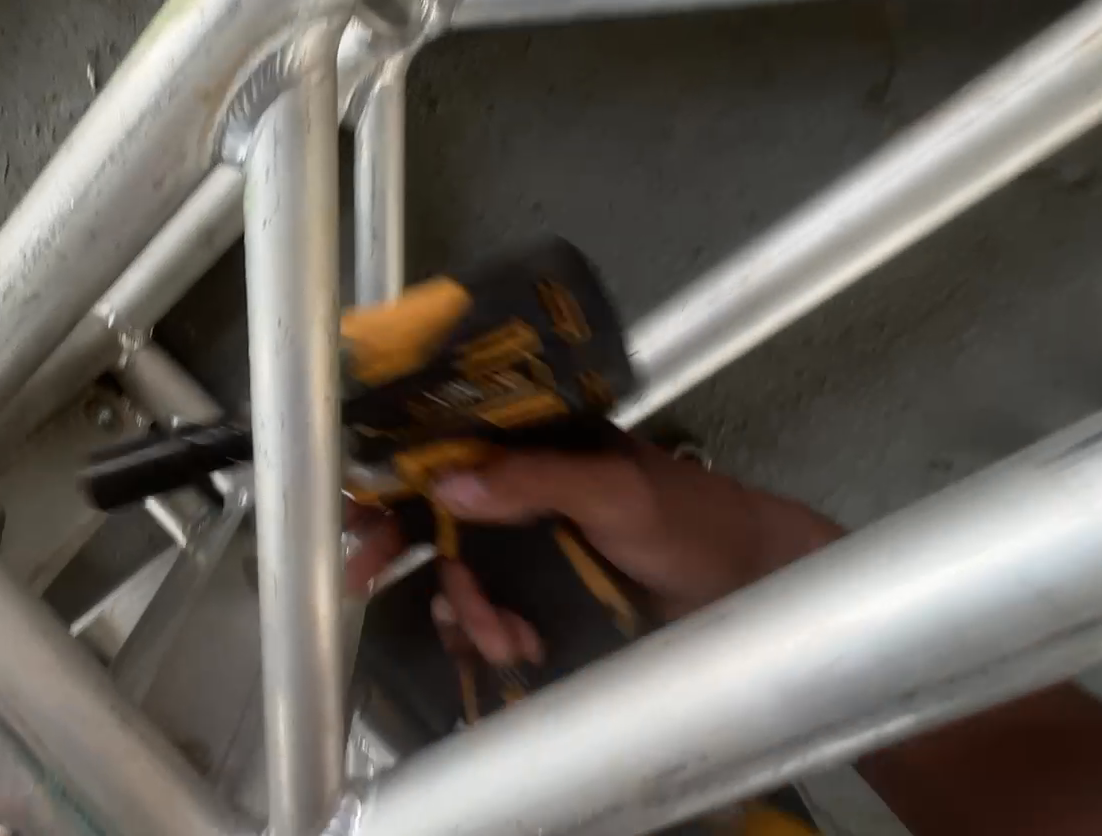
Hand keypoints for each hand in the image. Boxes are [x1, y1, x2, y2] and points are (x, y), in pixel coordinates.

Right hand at [346, 434, 842, 667]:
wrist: (751, 597)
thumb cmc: (686, 517)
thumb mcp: (611, 488)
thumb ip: (532, 480)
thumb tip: (444, 484)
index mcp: (518, 451)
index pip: (435, 453)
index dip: (386, 477)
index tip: (350, 509)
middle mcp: (508, 496)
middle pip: (426, 519)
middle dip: (394, 552)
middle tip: (363, 578)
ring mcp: (519, 552)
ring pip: (450, 576)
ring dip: (461, 611)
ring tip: (502, 638)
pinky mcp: (534, 601)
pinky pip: (480, 617)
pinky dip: (483, 637)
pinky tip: (513, 649)